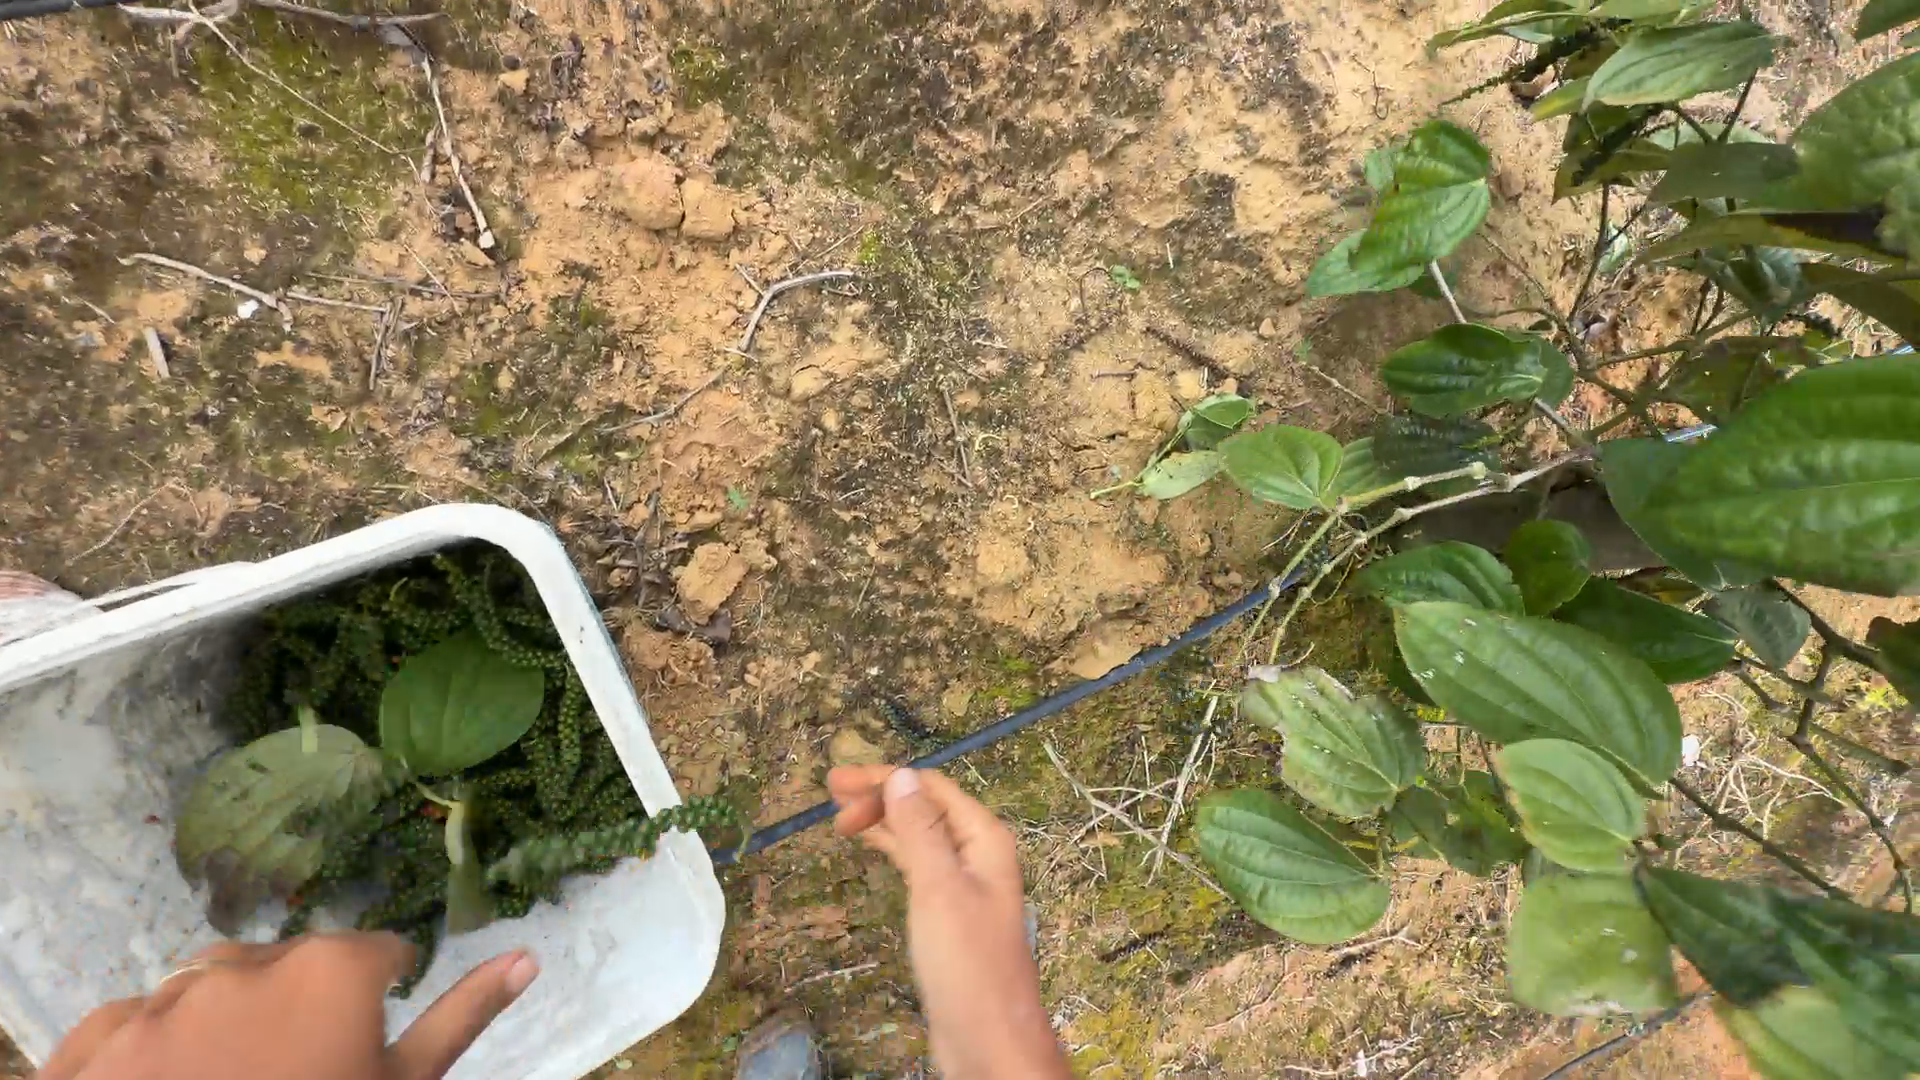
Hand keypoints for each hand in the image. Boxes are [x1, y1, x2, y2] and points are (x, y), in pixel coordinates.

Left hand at [39, 932, 537, 1079]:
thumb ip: (464, 1014)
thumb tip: (529, 956)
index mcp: (336, 966)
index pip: (381, 954)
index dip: (380, 995)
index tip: (361, 1042)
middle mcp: (254, 962)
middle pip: (297, 961)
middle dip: (303, 998)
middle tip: (295, 1066)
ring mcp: (164, 1001)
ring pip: (215, 979)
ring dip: (228, 1010)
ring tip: (230, 1070)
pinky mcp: (88, 1045)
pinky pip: (131, 1018)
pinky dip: (150, 1041)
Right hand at [828, 766, 1070, 1079]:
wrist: (990, 1044)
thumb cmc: (966, 963)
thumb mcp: (939, 889)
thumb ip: (920, 830)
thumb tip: (901, 775)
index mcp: (983, 837)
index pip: (930, 787)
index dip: (885, 779)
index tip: (837, 783)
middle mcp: (976, 850)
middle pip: (924, 806)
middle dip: (880, 795)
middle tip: (830, 794)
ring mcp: (963, 880)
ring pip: (918, 833)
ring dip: (883, 819)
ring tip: (839, 814)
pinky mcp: (948, 909)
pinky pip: (917, 861)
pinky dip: (892, 847)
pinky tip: (870, 843)